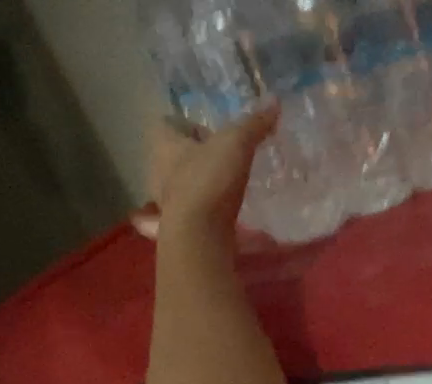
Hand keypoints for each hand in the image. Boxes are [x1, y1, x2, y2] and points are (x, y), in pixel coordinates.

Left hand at [136, 108, 280, 244]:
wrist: (198, 234)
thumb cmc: (209, 180)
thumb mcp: (236, 145)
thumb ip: (254, 125)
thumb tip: (275, 102)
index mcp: (163, 143)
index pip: (167, 123)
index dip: (188, 126)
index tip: (212, 135)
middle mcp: (156, 170)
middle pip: (172, 156)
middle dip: (193, 157)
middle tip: (221, 162)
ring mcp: (165, 202)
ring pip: (177, 186)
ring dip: (196, 186)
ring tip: (224, 191)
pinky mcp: (178, 228)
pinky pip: (188, 215)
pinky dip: (201, 215)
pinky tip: (221, 221)